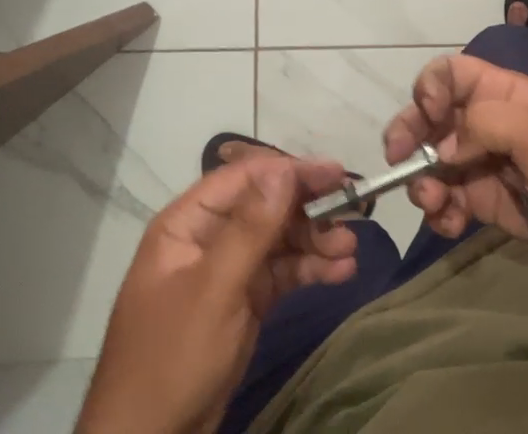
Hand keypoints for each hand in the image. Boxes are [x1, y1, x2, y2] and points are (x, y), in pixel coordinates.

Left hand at [77, 153, 357, 433]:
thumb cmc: (172, 356)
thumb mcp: (214, 289)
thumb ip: (251, 228)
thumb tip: (285, 170)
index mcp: (188, 225)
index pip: (245, 178)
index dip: (291, 171)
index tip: (336, 173)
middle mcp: (209, 239)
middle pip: (269, 205)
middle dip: (311, 208)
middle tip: (355, 209)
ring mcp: (229, 270)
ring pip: (282, 238)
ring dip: (318, 240)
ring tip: (350, 251)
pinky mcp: (246, 300)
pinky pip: (285, 271)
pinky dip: (312, 269)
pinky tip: (340, 273)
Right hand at [383, 53, 527, 248]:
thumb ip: (485, 124)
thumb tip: (443, 150)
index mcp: (498, 93)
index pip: (449, 73)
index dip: (429, 89)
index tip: (430, 116)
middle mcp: (481, 123)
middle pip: (426, 119)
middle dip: (406, 138)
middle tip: (399, 164)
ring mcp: (478, 162)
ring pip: (428, 166)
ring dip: (421, 186)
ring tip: (436, 206)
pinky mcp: (480, 199)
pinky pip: (444, 202)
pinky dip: (440, 214)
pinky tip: (452, 225)